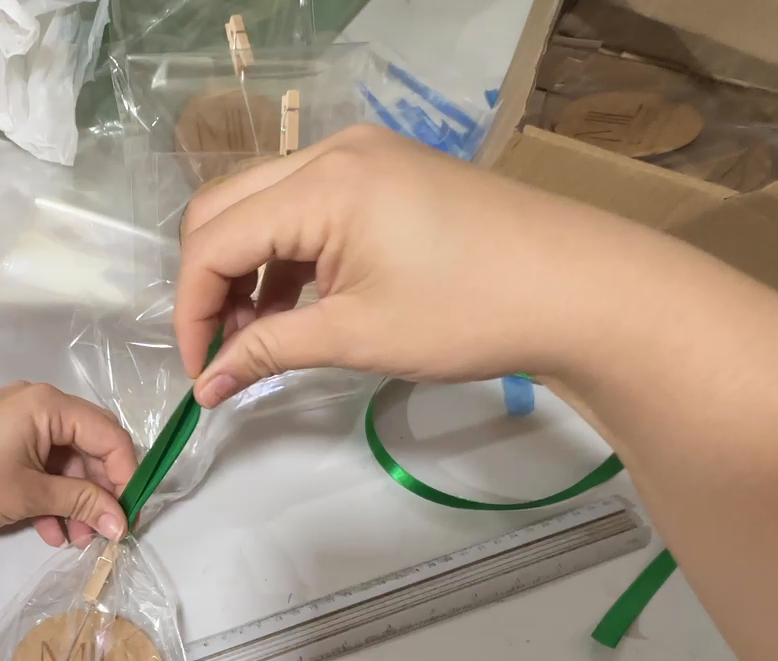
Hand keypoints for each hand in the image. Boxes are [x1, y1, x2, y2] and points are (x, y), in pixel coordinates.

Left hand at [0, 382, 136, 546]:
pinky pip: (40, 465)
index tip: (129, 515)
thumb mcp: (31, 495)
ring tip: (76, 540)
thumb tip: (121, 523)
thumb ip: (81, 503)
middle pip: (88, 446)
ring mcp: (17, 422)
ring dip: (74, 500)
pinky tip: (50, 531)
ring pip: (64, 461)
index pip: (108, 434)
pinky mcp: (2, 442)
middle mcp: (36, 404)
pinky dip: (49, 496)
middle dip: (98, 492)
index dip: (125, 476)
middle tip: (104, 532)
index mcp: (48, 404)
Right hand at [177, 125, 694, 405]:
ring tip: (258, 336)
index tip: (198, 370)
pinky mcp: (378, 176)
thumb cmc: (469, 312)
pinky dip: (278, 263)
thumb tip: (204, 389)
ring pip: (254, 212)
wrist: (587, 290)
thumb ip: (265, 353)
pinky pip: (296, 213)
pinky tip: (292, 307)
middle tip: (220, 350)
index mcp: (322, 184)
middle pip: (220, 214)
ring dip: (240, 276)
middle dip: (206, 287)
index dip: (191, 311)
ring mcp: (357, 158)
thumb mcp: (353, 337)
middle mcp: (329, 153)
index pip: (212, 243)